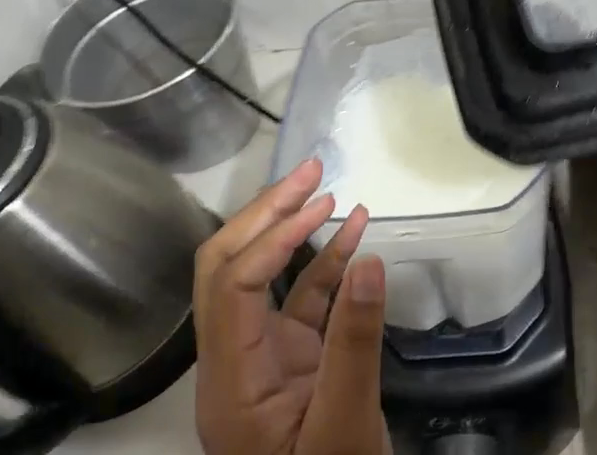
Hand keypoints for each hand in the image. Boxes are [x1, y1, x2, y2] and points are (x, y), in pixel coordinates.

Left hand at [193, 159, 390, 454]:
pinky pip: (301, 300)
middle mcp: (232, 361)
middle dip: (266, 215)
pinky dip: (326, 263)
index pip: (231, 289)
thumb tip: (369, 260)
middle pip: (227, 270)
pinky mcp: (289, 360)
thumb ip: (355, 344)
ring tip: (329, 186)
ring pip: (260, 278)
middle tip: (310, 171)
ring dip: (293, 229)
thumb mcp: (346, 424)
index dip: (271, 239)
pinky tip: (354, 234)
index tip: (318, 205)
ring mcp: (260, 359)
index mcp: (230, 381)